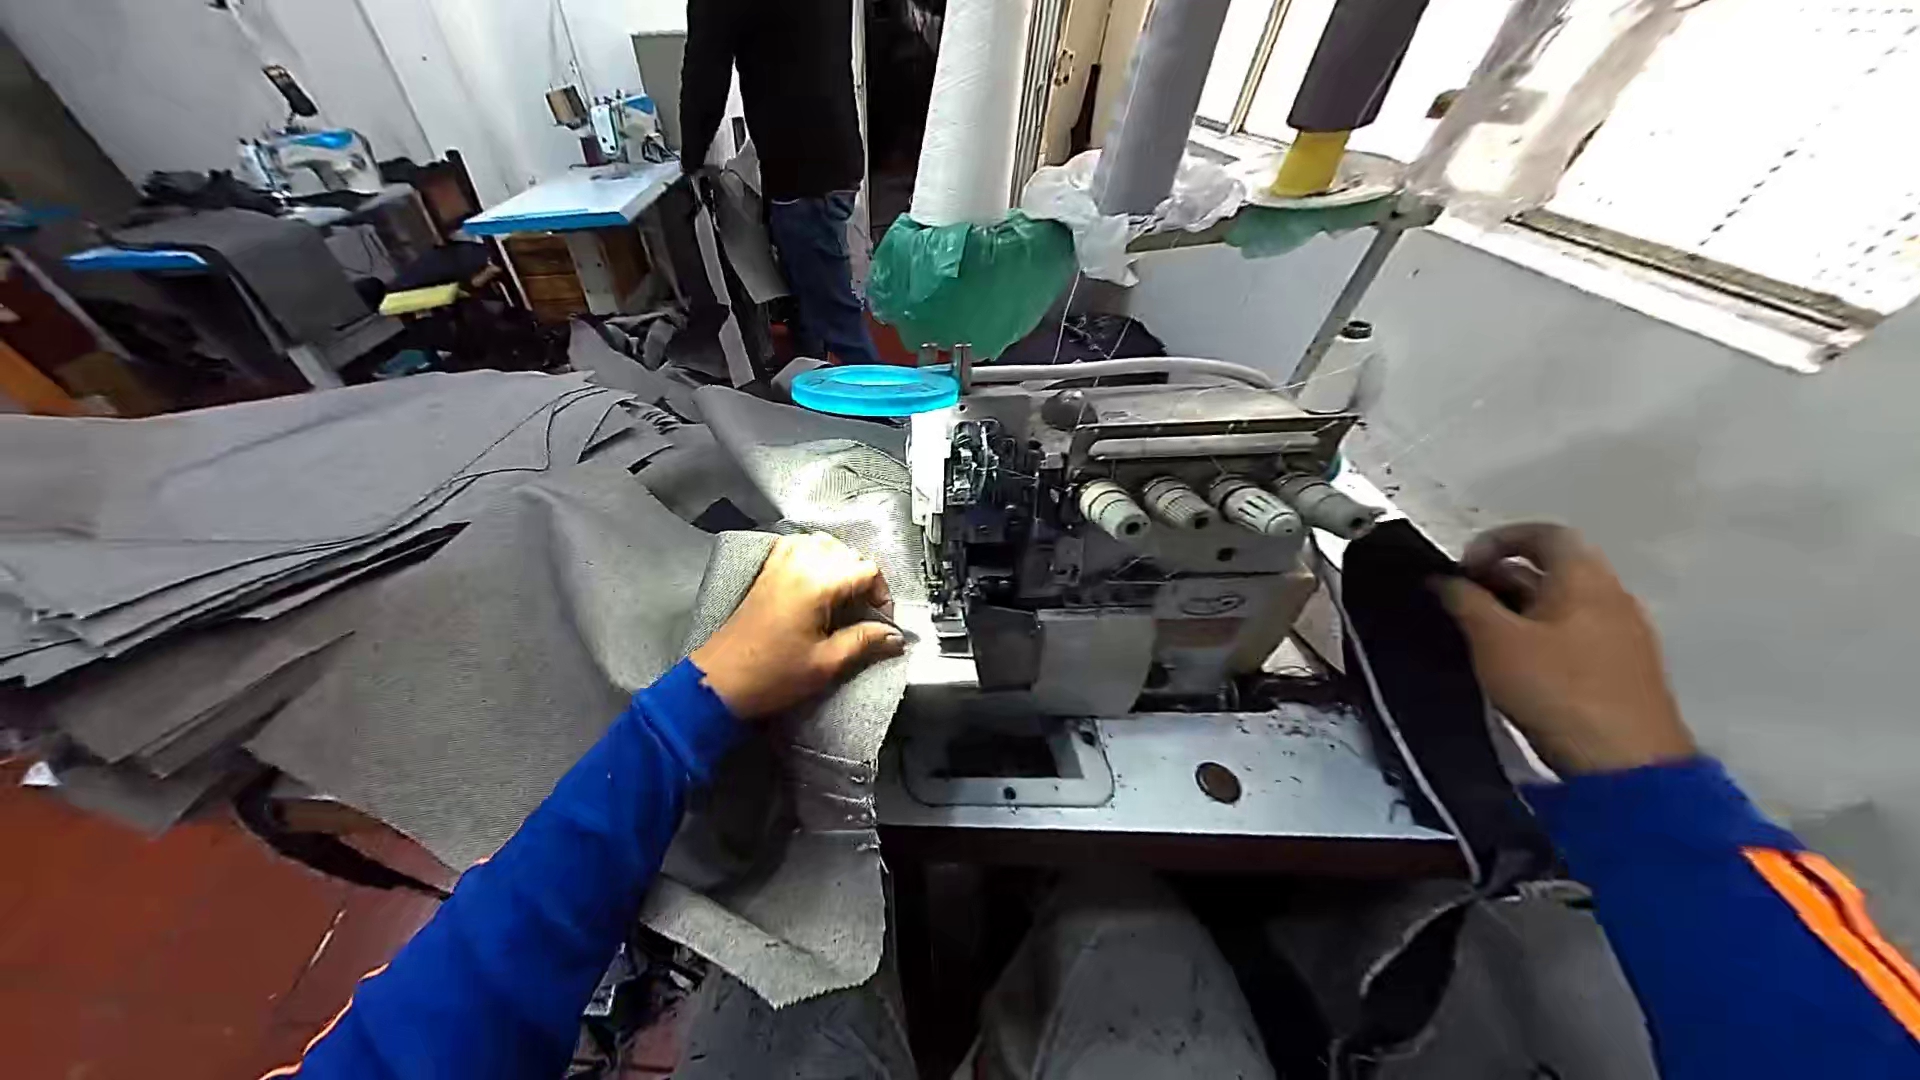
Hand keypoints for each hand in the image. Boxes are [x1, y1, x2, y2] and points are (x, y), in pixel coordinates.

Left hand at [689, 533, 905, 718]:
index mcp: (816, 584)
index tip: (881, 621)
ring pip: (824, 544)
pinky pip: (797, 546)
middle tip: (865, 612)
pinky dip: (813, 555)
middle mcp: (798, 565)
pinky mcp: (766, 572)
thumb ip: (864, 642)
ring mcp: (779, 565)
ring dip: (841, 563)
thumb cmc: (769, 676)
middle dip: (864, 579)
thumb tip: (893, 636)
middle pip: (848, 553)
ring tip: (844, 595)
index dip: (882, 594)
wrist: (719, 682)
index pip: (867, 570)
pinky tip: (817, 579)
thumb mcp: (826, 663)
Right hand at [1435, 523, 1695, 774]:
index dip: (1497, 539)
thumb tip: (1443, 578)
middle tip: (1460, 596)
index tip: (1462, 567)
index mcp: (1585, 580)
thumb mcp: (1493, 638)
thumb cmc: (1552, 685)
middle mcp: (1610, 596)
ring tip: (1475, 626)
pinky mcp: (1617, 663)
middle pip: (1551, 564)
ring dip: (1512, 601)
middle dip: (1498, 572)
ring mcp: (1619, 631)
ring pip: (1558, 597)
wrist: (1621, 760)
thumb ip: (1464, 600)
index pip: (1545, 533)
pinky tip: (1507, 654)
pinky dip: (1533, 625)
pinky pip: (1569, 626)